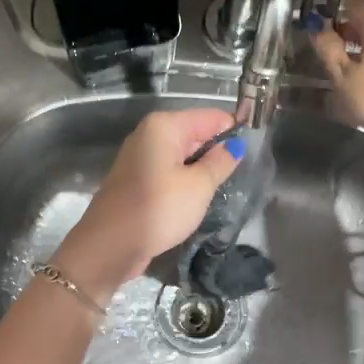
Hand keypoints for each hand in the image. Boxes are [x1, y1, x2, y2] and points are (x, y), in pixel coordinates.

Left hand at [54, 108, 242, 296]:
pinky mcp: (136, 183)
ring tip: (222, 189)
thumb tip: (235, 146)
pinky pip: (168, 174)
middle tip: (241, 175)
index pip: (210, 117)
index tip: (254, 150)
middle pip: (194, 134)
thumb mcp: (198, 187)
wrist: (110, 247)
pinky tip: (196, 201)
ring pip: (181, 157)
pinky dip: (184, 183)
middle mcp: (149, 136)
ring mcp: (140, 159)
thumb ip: (219, 163)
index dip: (234, 130)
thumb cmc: (158, 210)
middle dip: (217, 152)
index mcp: (164, 126)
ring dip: (200, 171)